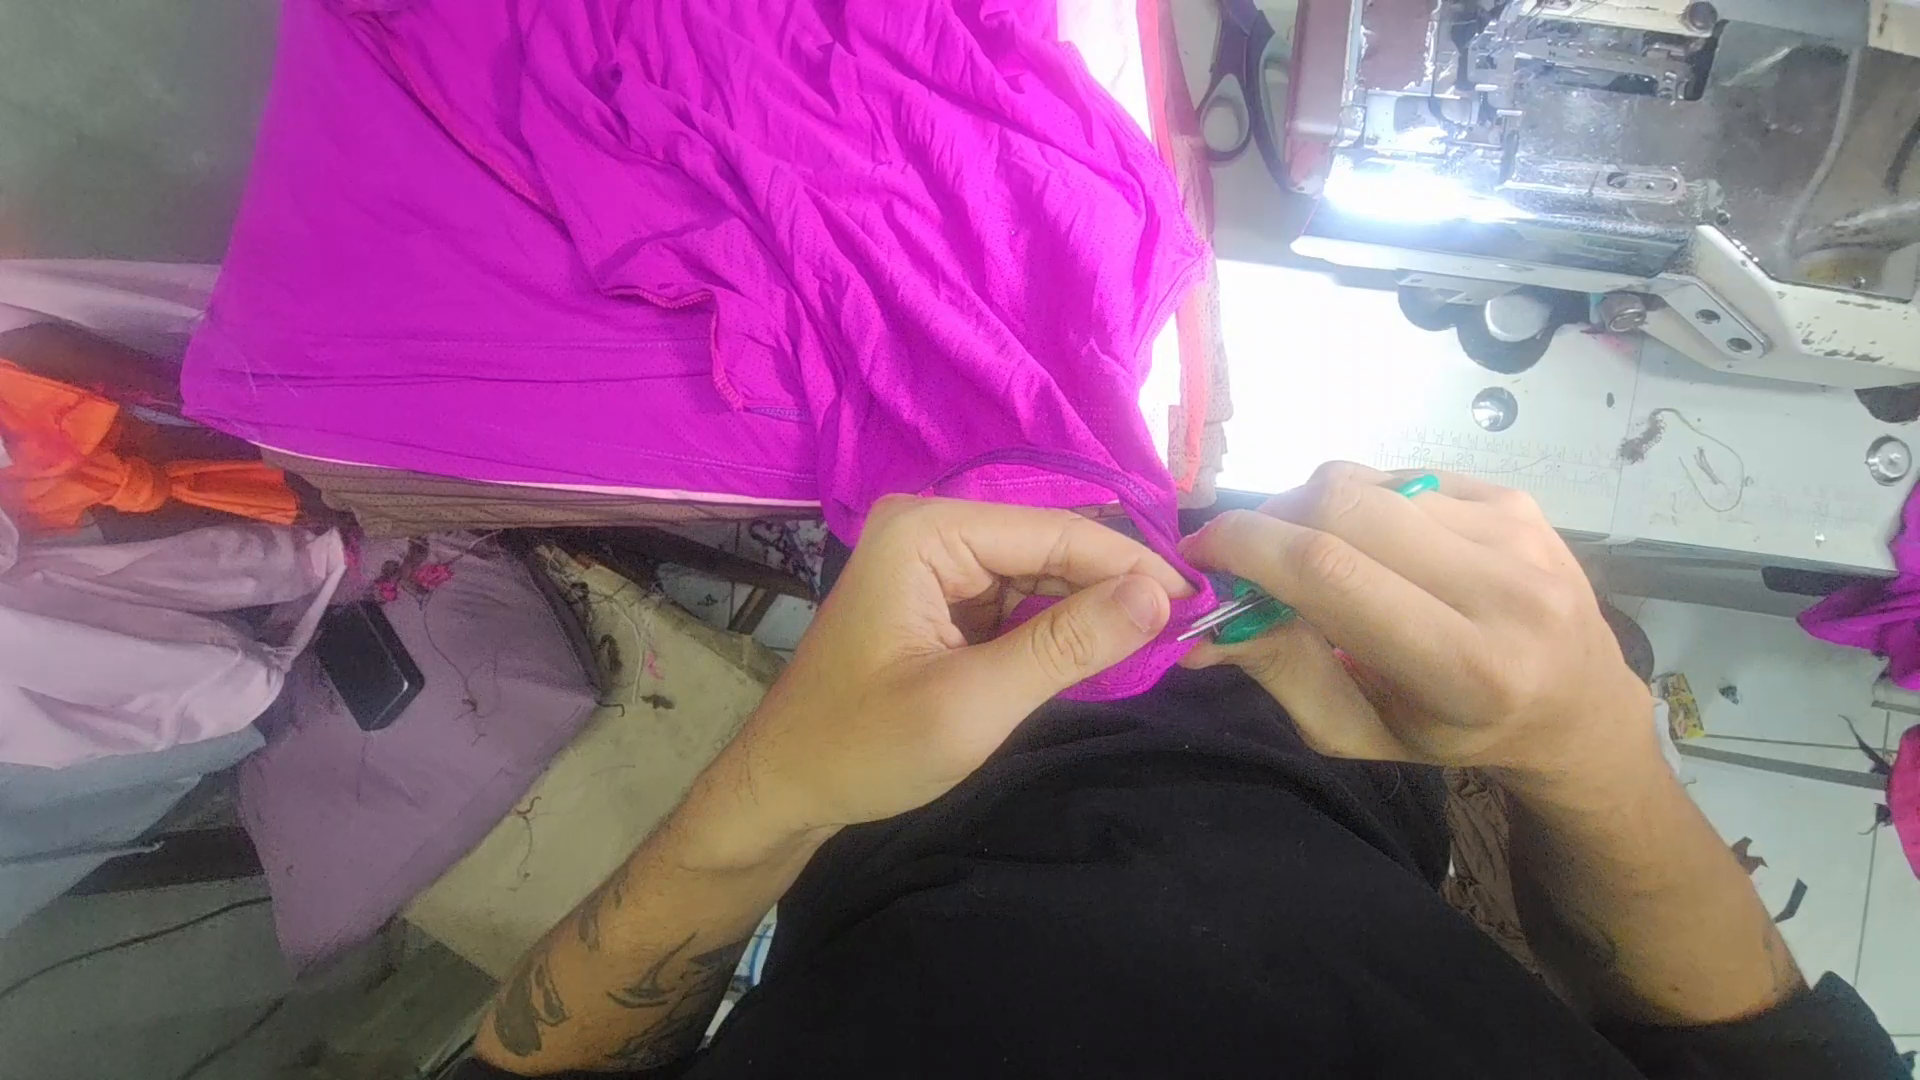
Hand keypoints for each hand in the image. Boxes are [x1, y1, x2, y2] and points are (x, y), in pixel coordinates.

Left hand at [700, 496, 1192, 858]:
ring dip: (1086, 608)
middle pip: (1047, 546)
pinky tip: (1087, 651)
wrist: (787, 785)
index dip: (1131, 564)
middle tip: (1179, 634)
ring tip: (1146, 646)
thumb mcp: (972, 703)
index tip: (1197, 603)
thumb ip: (1066, 645)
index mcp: (928, 532)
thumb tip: (1159, 594)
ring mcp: (933, 560)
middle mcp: (931, 527)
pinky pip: (1014, 597)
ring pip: (1037, 572)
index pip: (1055, 532)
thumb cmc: (864, 748)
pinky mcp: (940, 593)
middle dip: (1110, 588)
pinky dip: (1053, 625)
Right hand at [1177, 463, 1654, 794]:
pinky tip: (1371, 544)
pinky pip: (1396, 476)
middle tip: (1247, 554)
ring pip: (1361, 483)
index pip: (1327, 569)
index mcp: (1462, 667)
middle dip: (1267, 519)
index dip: (1245, 545)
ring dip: (1308, 511)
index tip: (1199, 554)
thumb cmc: (1448, 732)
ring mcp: (1517, 533)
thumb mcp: (1350, 728)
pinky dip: (1356, 503)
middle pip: (1338, 503)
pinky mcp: (1516, 499)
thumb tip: (1195, 628)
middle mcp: (1502, 589)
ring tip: (1314, 554)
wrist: (1574, 708)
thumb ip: (1274, 669)